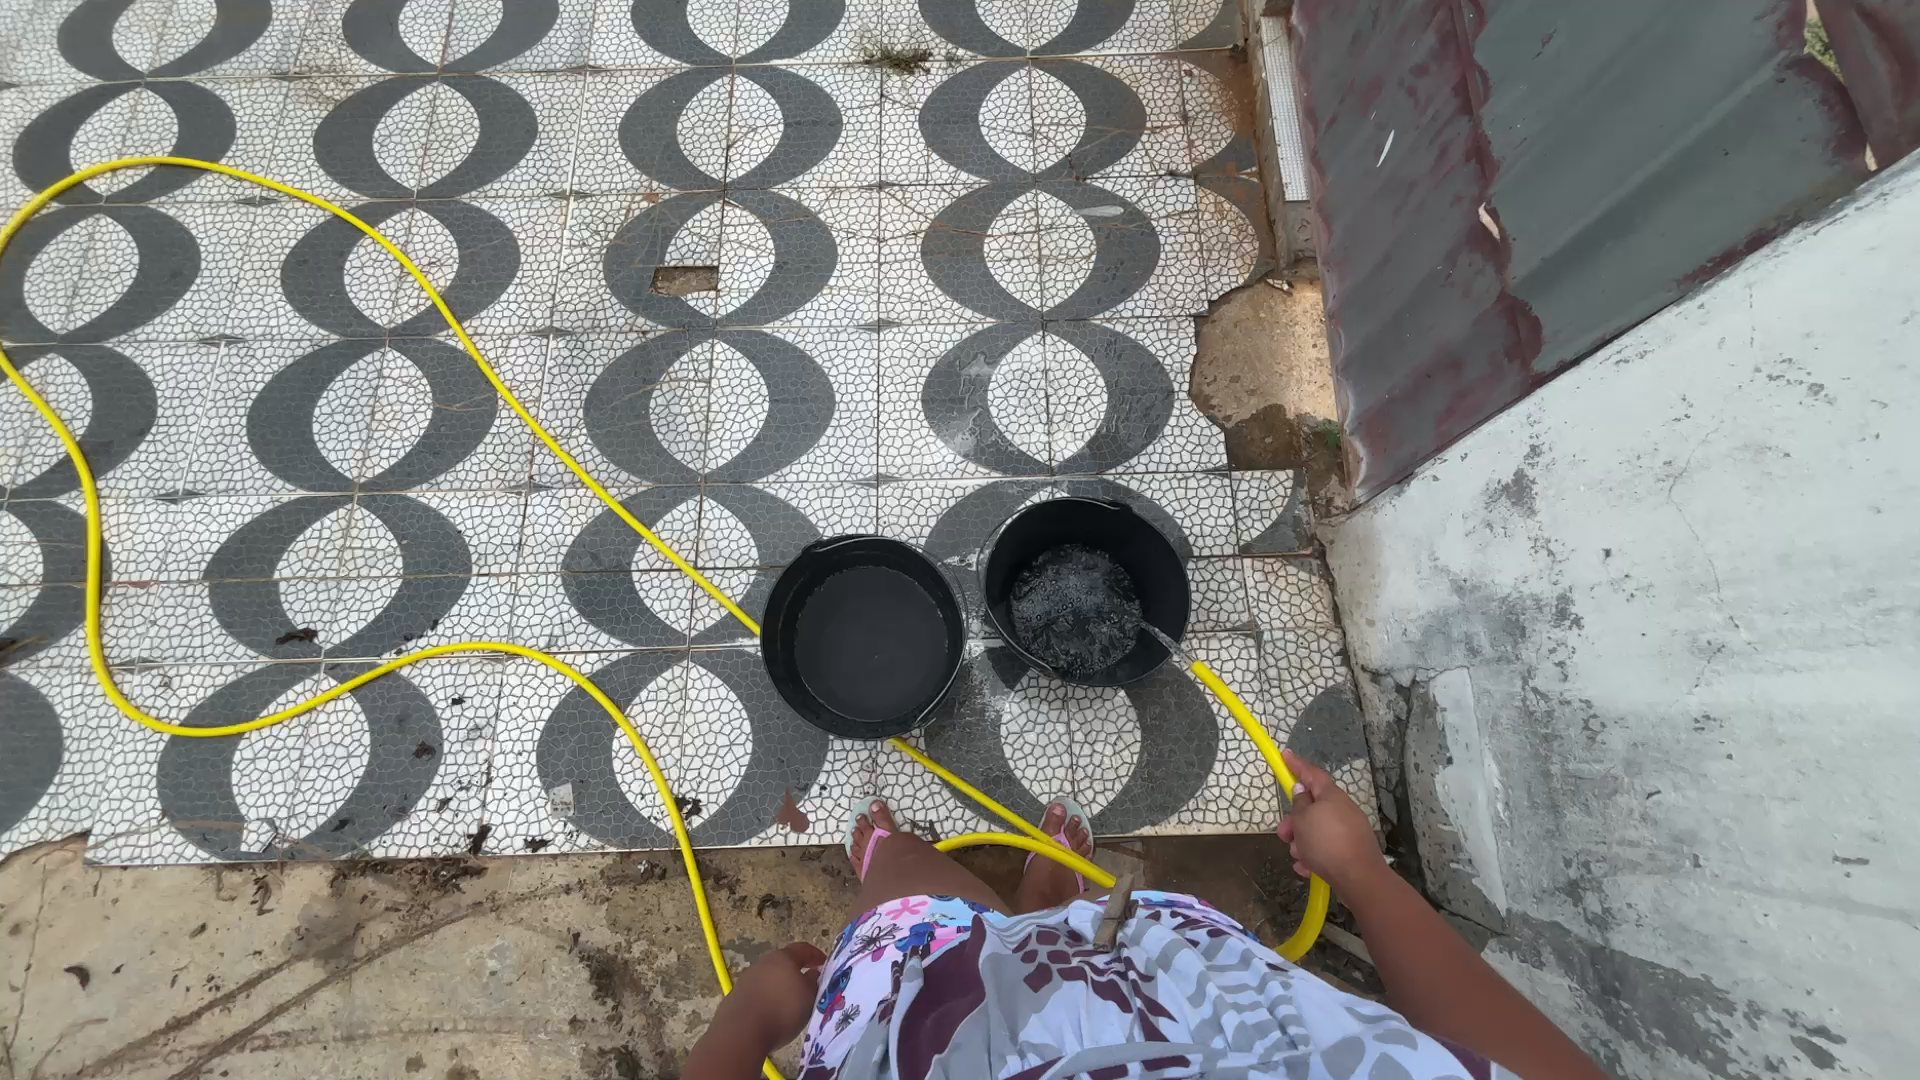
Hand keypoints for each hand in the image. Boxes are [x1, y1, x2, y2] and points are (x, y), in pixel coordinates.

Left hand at [722, 942, 827, 1047]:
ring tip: (787, 1003)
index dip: (815, 955)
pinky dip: (764, 1000)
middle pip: (782, 963)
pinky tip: (768, 1015)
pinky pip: (756, 995)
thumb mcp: (808, 997)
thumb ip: (813, 982)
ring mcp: (746, 980)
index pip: (803, 949)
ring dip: (778, 987)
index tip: (824, 964)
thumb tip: (813, 973)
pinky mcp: (734, 998)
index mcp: (783, 957)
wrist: (740, 1033)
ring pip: (768, 979)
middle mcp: (763, 963)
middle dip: (795, 972)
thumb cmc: (782, 1010)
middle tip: (806, 984)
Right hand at [1277, 750, 1389, 898]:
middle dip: (1294, 821)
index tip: (1285, 754)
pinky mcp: (1351, 851)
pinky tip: (1306, 868)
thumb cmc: (1326, 842)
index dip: (1297, 764)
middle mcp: (1342, 810)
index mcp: (1331, 796)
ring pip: (1317, 830)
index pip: (1312, 773)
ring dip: (1302, 841)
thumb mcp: (1302, 819)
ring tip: (1297, 856)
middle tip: (1283, 833)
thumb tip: (1301, 790)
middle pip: (1312, 807)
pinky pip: (1326, 847)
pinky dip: (1314, 855)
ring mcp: (1349, 831)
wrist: (1360, 879)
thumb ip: (1299, 803)